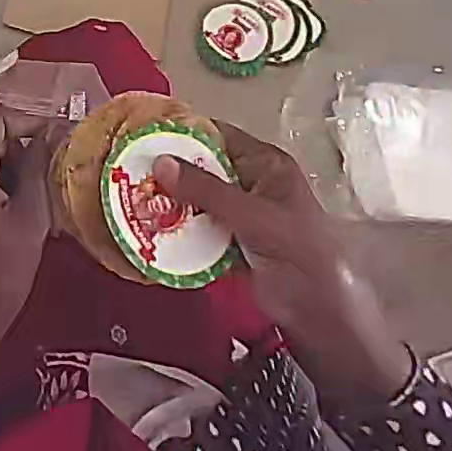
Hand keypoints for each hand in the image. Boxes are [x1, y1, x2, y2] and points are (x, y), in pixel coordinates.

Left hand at [0, 106, 60, 380]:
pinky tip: (27, 195)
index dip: (31, 120)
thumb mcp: (31, 218)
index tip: (60, 135)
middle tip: (60, 159)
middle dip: (27, 142)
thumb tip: (51, 134)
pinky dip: (3, 172)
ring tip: (48, 180)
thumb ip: (39, 167)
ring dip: (17, 158)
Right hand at [154, 123, 412, 402]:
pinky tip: (149, 224)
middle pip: (203, 165)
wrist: (320, 318)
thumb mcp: (253, 217)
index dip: (184, 132)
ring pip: (197, 196)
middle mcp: (251, 181)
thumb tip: (160, 162)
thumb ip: (207, 190)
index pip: (219, 135)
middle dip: (171, 168)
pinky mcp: (229, 239)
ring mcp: (239, 212)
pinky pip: (197, 224)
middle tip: (131, 167)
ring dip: (170, 198)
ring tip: (131, 194)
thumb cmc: (299, 255)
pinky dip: (177, 224)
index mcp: (266, 164)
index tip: (146, 134)